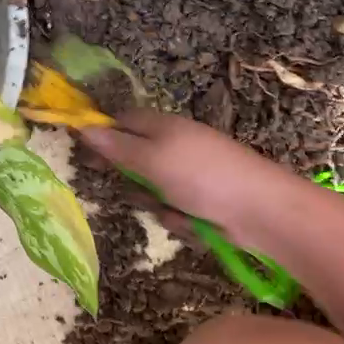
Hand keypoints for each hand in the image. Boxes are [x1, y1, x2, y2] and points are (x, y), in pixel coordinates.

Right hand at [79, 110, 303, 233]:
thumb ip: (116, 146)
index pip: (123, 121)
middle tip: (136, 191)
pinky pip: (174, 209)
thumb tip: (82, 126)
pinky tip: (194, 222)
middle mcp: (174, 147)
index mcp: (162, 126)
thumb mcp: (151, 160)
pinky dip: (180, 218)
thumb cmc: (201, 176)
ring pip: (152, 189)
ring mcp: (190, 175)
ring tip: (173, 209)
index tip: (86, 156)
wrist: (261, 211)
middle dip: (132, 180)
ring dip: (156, 203)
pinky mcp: (202, 202)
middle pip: (135, 159)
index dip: (103, 135)